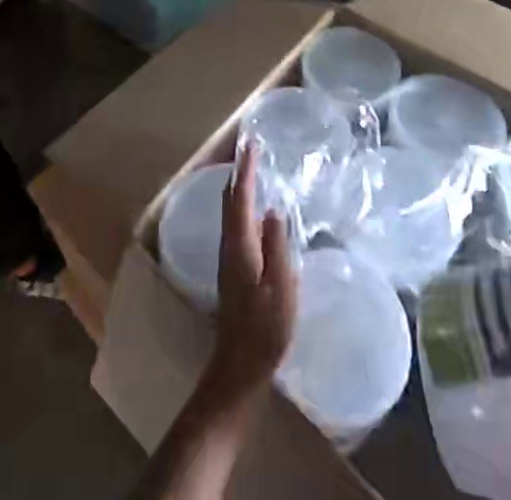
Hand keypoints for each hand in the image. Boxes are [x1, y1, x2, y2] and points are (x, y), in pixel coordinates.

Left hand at [208, 144, 296, 399]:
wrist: (239, 367)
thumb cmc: (265, 329)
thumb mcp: (280, 287)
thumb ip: (276, 247)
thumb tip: (272, 210)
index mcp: (240, 248)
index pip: (240, 200)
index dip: (245, 171)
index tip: (252, 144)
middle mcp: (229, 248)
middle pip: (229, 203)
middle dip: (238, 173)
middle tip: (252, 149)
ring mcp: (229, 260)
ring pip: (231, 213)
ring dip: (240, 188)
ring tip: (253, 169)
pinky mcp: (235, 270)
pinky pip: (237, 226)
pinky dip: (243, 207)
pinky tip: (256, 209)